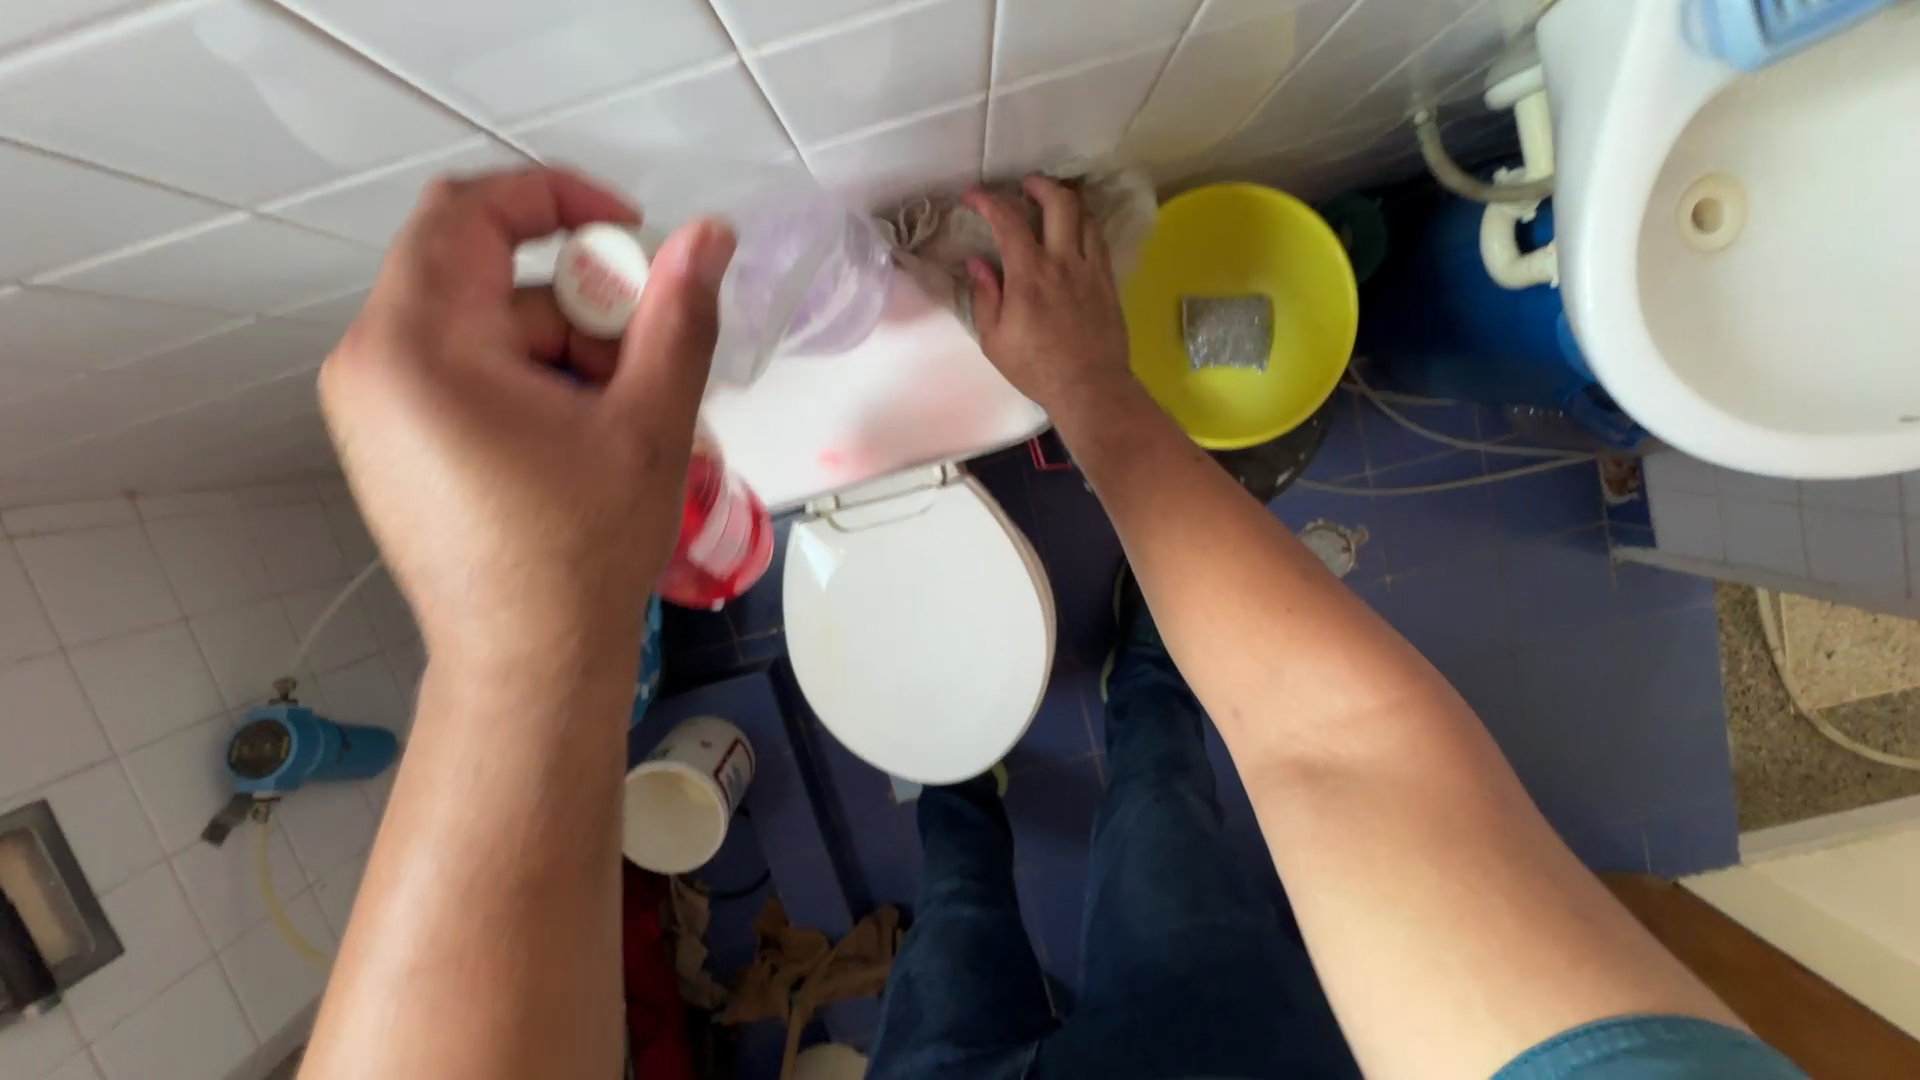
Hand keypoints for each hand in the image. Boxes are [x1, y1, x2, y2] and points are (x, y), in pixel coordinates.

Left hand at [319, 167, 736, 670]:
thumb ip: (680, 318)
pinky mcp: (394, 444)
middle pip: (490, 282)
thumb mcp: (650, 424)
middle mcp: (373, 365)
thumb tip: (710, 235)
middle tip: (645, 373)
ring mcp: (376, 409)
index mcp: (420, 347)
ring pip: (489, 334)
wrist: (532, 661)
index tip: (631, 233)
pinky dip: (537, 387)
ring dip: (568, 356)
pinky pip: (471, 376)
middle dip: (582, 310)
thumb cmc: (587, 549)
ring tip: (621, 428)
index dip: (558, 201)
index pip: (470, 212)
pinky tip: (583, 445)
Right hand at [964, 177, 1135, 412]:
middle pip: (1058, 201)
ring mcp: (1091, 269)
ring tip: (1053, 203)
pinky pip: (1099, 239)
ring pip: (1085, 215)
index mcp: (1029, 275)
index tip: (973, 196)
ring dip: (1067, 201)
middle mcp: (1063, 261)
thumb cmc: (1036, 368)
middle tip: (1025, 186)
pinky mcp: (1108, 281)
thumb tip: (977, 264)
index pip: (1007, 220)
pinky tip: (1077, 233)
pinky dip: (1085, 225)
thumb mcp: (994, 340)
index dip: (988, 200)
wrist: (1089, 386)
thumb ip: (985, 296)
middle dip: (1039, 185)